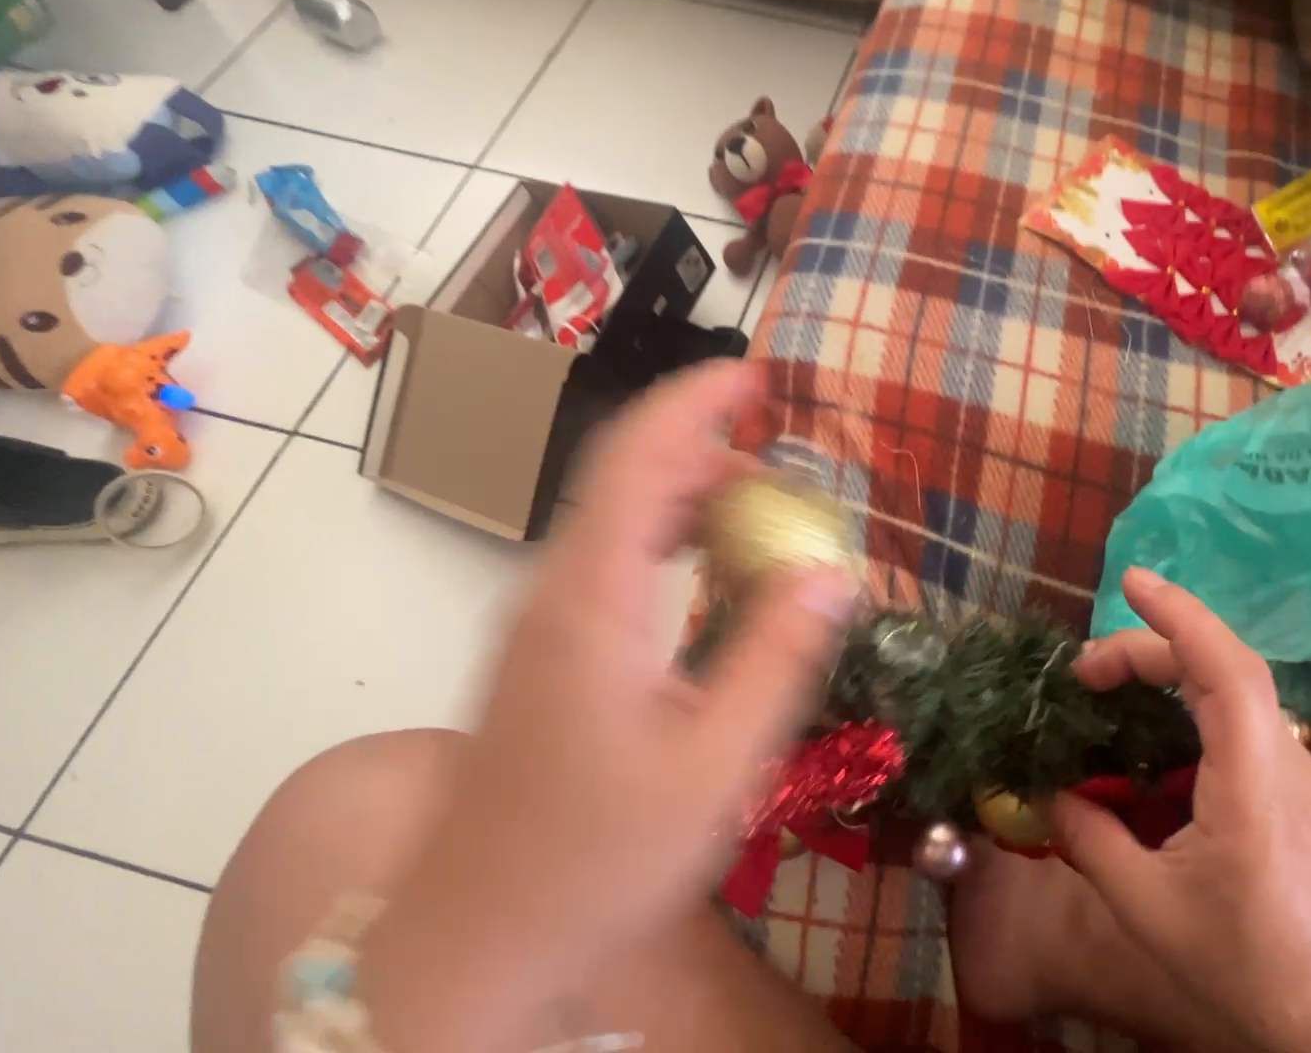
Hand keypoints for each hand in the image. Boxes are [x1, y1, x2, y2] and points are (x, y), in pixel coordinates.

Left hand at [360, 361, 856, 1051]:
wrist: (477, 935)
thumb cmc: (600, 856)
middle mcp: (553, 591)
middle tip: (783, 463)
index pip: (639, 459)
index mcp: (592, 601)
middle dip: (703, 446)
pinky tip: (707, 575)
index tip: (755, 376)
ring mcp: (538, 620)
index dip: (694, 402)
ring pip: (613, 520)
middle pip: (623, 478)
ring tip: (760, 512)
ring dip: (686, 496)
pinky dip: (662, 539)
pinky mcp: (540, 651)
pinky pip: (606, 562)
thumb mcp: (716, 765)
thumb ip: (775, 660)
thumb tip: (832, 575)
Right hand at [1055, 567, 1310, 1052]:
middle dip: (1146, 652)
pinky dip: (1189, 712)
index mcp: (1251, 774)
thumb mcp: (1147, 907)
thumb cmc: (1252, 966)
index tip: (1129, 581)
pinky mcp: (1298, 799)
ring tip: (1107, 695)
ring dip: (1168, 678)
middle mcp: (1283, 759)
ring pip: (1234, 697)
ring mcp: (1299, 777)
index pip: (1222, 664)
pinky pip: (1240, 730)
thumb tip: (1048, 795)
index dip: (1177, 612)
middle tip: (1081, 675)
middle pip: (1220, 669)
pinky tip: (1151, 748)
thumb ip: (1089, 838)